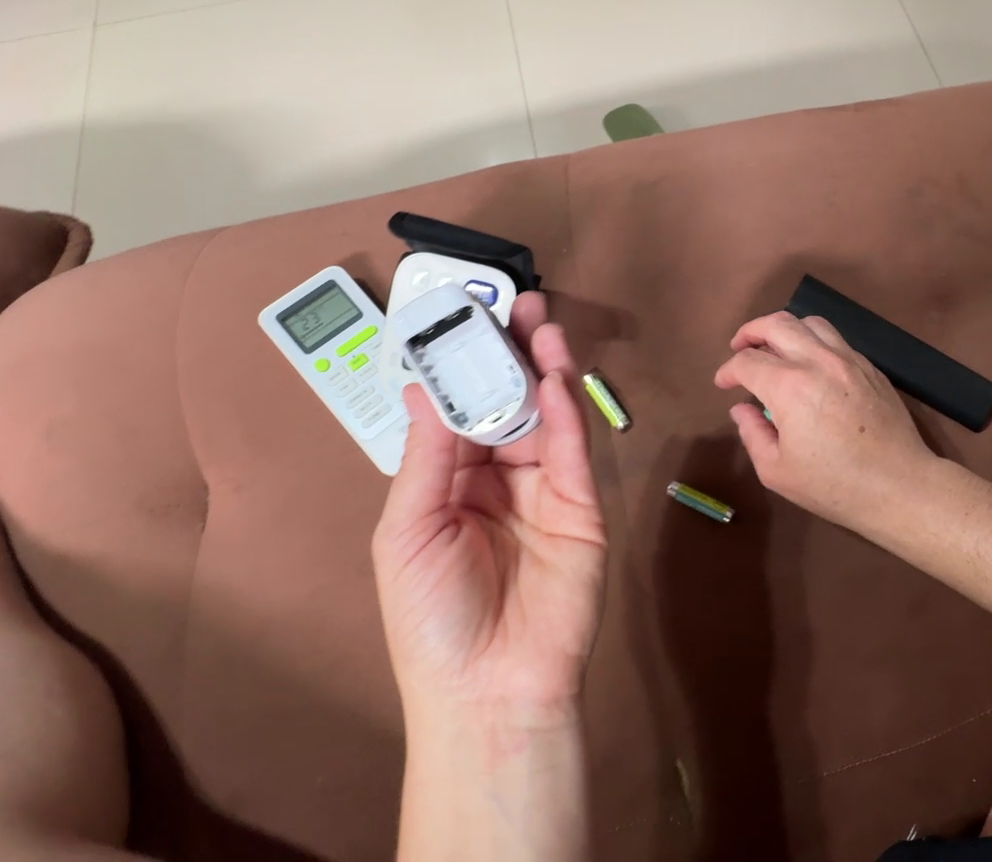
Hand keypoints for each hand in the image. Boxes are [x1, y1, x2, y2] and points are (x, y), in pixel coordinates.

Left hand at [372, 291, 605, 730]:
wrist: (492, 687)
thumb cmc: (432, 617)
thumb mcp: (408, 531)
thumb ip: (427, 455)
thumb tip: (420, 386)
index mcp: (448, 482)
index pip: (459, 410)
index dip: (462, 366)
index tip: (464, 318)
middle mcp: (497, 478)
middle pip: (508, 403)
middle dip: (510, 355)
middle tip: (516, 304)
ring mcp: (544, 489)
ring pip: (545, 417)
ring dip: (544, 369)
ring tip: (541, 322)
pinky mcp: (583, 504)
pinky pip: (572, 449)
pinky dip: (566, 411)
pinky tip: (556, 376)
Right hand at [713, 312, 934, 525]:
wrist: (898, 485)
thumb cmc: (833, 485)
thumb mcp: (777, 470)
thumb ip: (753, 433)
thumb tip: (742, 409)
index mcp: (789, 386)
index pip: (748, 362)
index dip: (728, 370)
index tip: (723, 383)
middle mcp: (818, 361)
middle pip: (777, 324)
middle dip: (750, 332)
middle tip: (739, 347)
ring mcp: (848, 359)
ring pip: (810, 322)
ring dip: (785, 329)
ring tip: (774, 347)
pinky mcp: (870, 367)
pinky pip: (836, 338)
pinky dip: (813, 340)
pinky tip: (809, 362)